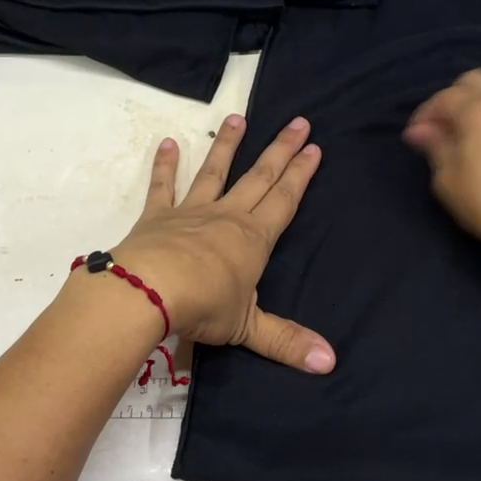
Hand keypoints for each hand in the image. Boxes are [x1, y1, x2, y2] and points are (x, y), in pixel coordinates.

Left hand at [109, 114, 335, 374]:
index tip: (314, 147)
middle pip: (259, 177)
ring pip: (215, 172)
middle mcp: (227, 217)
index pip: (284, 200)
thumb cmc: (204, 307)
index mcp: (253, 239)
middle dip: (280, 150)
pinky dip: (166, 165)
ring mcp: (191, 213)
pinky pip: (163, 187)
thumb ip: (288, 342)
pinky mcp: (157, 216)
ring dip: (228, 145)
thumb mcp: (250, 328)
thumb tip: (331, 364)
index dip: (301, 174)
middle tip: (297, 121)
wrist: (149, 292)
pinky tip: (168, 143)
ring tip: (238, 117)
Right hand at [403, 69, 480, 254]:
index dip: (425, 114)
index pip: (444, 98)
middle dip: (453, 98)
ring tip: (466, 133)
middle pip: (474, 81)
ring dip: (478, 103)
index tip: (415, 136)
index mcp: (479, 107)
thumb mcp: (448, 178)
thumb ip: (435, 146)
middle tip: (441, 128)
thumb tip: (421, 131)